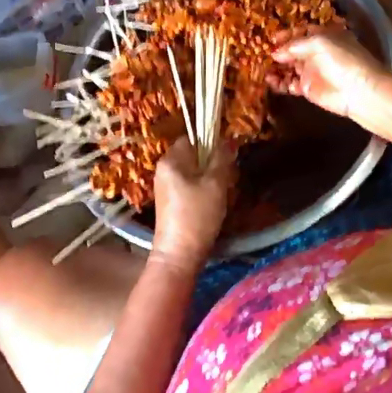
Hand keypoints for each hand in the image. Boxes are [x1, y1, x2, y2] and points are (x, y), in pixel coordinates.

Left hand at [150, 138, 234, 269]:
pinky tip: (212, 203)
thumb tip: (228, 140)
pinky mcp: (168, 201)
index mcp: (170, 160)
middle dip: (211, 162)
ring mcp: (164, 185)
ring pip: (191, 171)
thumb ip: (222, 159)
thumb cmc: (197, 215)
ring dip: (209, 177)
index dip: (210, 142)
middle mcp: (163, 169)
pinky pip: (187, 185)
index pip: (191, 138)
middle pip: (192, 155)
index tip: (226, 155)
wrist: (178, 254)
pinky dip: (201, 189)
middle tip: (228, 176)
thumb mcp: (215, 185)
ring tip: (223, 190)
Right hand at [269, 29, 384, 119]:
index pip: (301, 32)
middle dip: (278, 51)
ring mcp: (311, 71)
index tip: (272, 37)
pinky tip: (269, 80)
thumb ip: (295, 45)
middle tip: (260, 52)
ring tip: (261, 67)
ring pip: (288, 67)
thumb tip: (275, 52)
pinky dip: (279, 82)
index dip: (287, 34)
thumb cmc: (342, 60)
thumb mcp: (318, 43)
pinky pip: (289, 84)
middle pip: (292, 50)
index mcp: (324, 37)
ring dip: (275, 67)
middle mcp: (317, 52)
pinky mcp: (308, 88)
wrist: (359, 91)